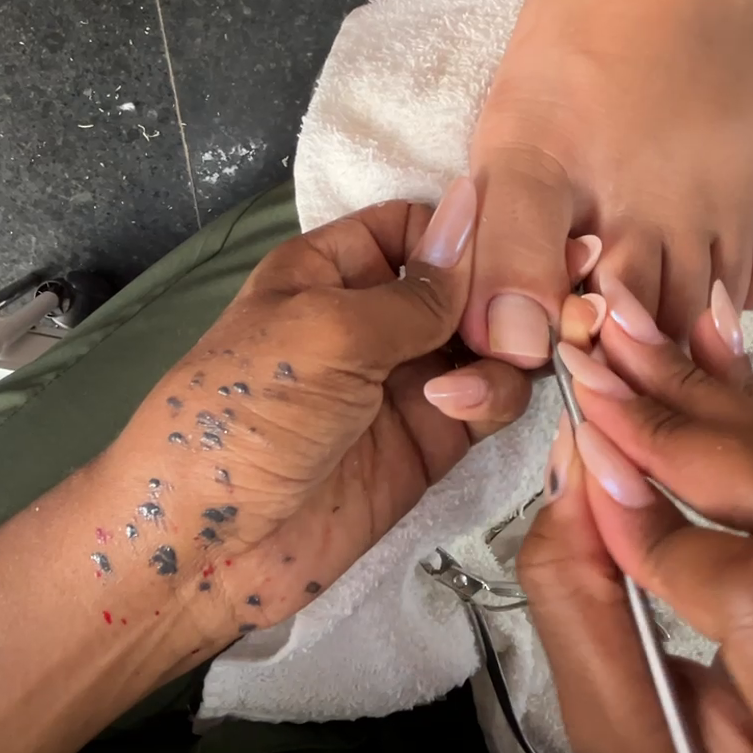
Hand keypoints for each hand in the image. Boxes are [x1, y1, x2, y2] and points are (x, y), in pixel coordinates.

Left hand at [98, 179, 531, 643]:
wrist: (211, 548)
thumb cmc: (249, 411)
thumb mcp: (325, 333)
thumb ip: (414, 289)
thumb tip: (474, 204)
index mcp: (330, 270)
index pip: (413, 225)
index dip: (461, 229)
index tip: (514, 242)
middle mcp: (372, 317)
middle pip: (461, 284)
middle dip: (498, 291)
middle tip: (541, 305)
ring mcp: (402, 380)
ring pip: (485, 342)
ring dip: (500, 347)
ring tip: (486, 366)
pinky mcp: (428, 441)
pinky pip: (485, 400)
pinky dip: (492, 395)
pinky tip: (458, 409)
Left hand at [466, 0, 752, 360]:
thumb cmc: (574, 33)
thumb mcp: (511, 137)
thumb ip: (506, 244)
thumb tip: (510, 348)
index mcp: (602, 219)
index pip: (590, 337)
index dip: (570, 358)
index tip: (551, 355)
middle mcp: (683, 224)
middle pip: (656, 331)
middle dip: (620, 352)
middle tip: (595, 351)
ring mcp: (747, 202)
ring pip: (712, 308)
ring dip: (676, 328)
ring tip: (645, 330)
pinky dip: (735, 297)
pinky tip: (703, 286)